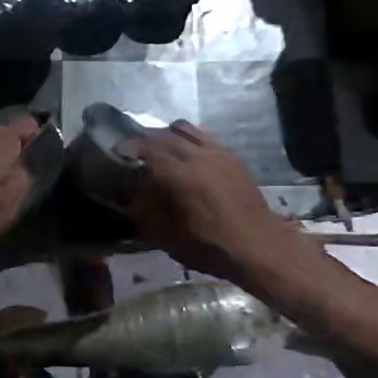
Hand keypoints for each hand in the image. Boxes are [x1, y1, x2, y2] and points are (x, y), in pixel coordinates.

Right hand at [122, 121, 307, 284]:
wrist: (260, 247)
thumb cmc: (212, 247)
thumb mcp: (170, 237)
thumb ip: (147, 216)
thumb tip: (130, 202)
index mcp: (182, 176)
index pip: (149, 150)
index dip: (130, 147)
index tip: (116, 150)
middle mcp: (200, 157)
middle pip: (166, 135)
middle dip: (145, 138)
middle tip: (132, 148)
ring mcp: (219, 154)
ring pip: (186, 130)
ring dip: (167, 134)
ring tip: (158, 147)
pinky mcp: (232, 158)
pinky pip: (205, 137)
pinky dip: (189, 139)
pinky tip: (185, 154)